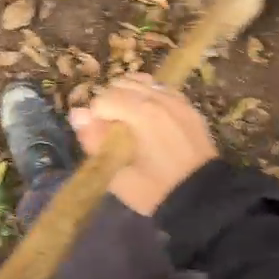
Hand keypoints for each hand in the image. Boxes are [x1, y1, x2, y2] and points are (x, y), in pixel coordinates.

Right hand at [71, 73, 217, 214]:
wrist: (202, 198)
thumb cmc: (156, 190)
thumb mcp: (118, 175)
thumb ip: (94, 141)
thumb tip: (76, 113)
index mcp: (140, 112)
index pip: (102, 99)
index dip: (95, 118)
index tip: (100, 139)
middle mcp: (158, 97)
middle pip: (120, 84)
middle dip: (109, 103)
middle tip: (112, 131)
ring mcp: (176, 99)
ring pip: (141, 80)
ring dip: (128, 95)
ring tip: (129, 122)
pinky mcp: (188, 105)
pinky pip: (161, 88)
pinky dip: (149, 95)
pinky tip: (149, 117)